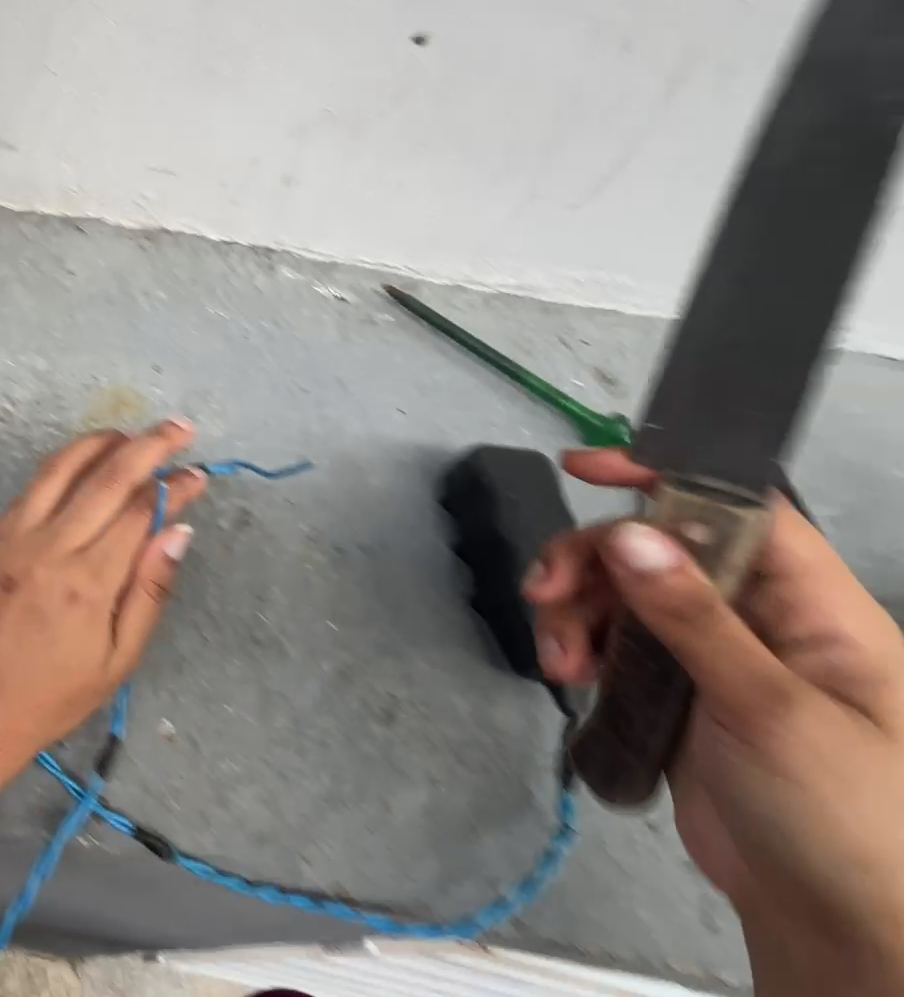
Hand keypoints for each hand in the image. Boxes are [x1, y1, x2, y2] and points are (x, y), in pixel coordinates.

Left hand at [0, 420, 205, 778]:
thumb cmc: (55, 694)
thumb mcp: (119, 658)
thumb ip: (150, 588)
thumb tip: (179, 530)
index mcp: (87, 582)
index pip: (139, 512)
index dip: (173, 488)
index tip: (197, 476)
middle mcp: (48, 547)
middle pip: (105, 477)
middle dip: (148, 446)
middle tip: (180, 429)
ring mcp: (13, 537)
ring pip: (61, 469)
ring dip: (99, 442)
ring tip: (132, 434)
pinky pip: (32, 488)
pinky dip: (62, 466)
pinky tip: (83, 463)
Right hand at [525, 448, 903, 991]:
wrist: (835, 921)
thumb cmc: (843, 816)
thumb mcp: (772, 710)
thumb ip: (696, 619)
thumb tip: (630, 535)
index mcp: (818, 612)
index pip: (745, 514)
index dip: (669, 478)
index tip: (587, 466)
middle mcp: (761, 621)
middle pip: (657, 551)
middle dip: (590, 562)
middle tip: (545, 592)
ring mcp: (712, 657)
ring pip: (621, 596)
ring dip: (573, 612)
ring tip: (557, 659)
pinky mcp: (672, 691)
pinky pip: (611, 643)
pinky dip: (577, 648)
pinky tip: (565, 674)